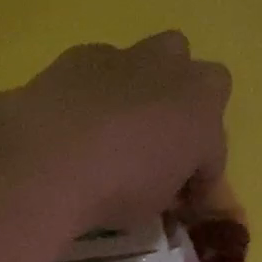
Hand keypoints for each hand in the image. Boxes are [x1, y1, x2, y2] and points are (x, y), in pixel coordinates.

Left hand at [0, 31, 232, 231]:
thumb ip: (168, 186)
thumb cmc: (116, 188)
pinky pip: (97, 70)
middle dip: (184, 108)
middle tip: (161, 145)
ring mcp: (124, 56)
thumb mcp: (155, 205)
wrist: (46, 159)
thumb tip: (163, 184)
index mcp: (203, 109)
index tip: (184, 202)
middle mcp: (171, 70)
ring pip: (147, 61)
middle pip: (197, 79)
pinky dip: (94, 93)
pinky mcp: (77, 56)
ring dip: (142, 90)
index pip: (215, 147)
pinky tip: (76, 123)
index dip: (202, 176)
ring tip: (116, 129)